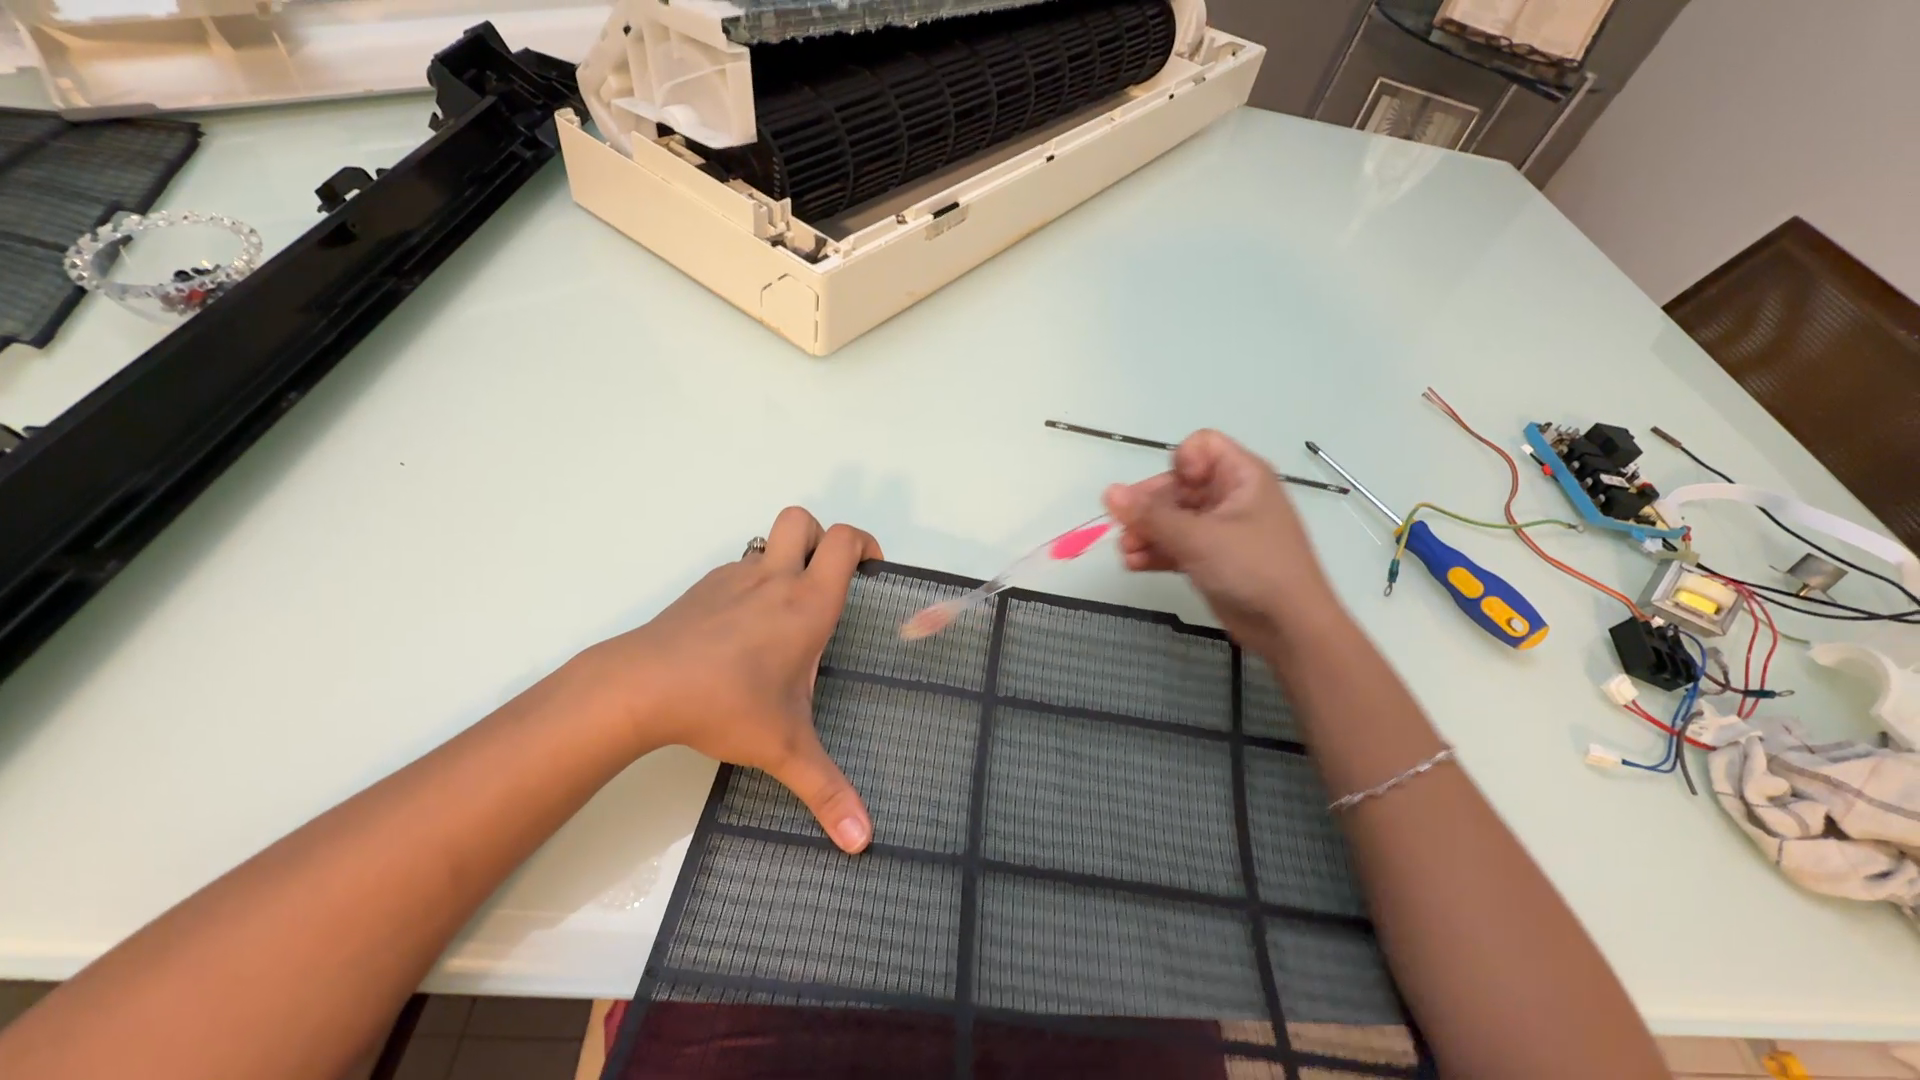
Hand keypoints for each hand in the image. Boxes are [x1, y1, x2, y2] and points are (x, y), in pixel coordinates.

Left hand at [579, 508, 881, 852]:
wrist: (640, 687)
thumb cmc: (725, 705)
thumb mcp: (785, 750)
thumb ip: (827, 792)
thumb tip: (862, 843)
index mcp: (807, 604)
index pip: (846, 542)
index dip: (867, 544)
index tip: (872, 572)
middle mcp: (774, 580)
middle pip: (805, 519)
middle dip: (825, 538)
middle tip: (830, 581)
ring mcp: (734, 579)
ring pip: (768, 541)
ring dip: (786, 559)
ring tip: (788, 612)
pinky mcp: (702, 590)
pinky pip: (739, 569)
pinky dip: (752, 584)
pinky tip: (744, 634)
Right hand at [1103, 430, 1340, 654]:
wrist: (1290, 627)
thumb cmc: (1253, 568)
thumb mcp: (1198, 538)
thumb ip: (1151, 516)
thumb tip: (1109, 493)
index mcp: (1242, 476)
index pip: (1202, 445)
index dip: (1180, 462)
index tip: (1168, 491)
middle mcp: (1231, 496)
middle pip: (1178, 485)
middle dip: (1149, 506)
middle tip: (1123, 527)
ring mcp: (1222, 529)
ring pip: (1174, 518)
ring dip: (1147, 532)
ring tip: (1125, 551)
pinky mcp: (1214, 559)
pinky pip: (1178, 545)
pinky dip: (1158, 552)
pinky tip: (1134, 564)